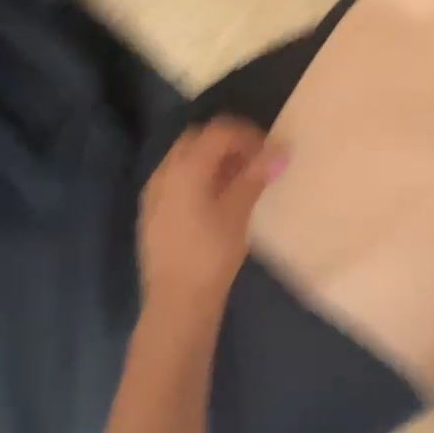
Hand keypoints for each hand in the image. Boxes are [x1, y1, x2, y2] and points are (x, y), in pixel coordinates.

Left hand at [140, 118, 283, 315]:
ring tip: (240, 183)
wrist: (177, 301)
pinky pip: (177, 178)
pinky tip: (216, 202)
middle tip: (255, 163)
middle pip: (198, 139)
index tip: (271, 152)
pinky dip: (199, 177)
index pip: (219, 130)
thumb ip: (256, 177)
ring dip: (213, 160)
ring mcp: (154, 191)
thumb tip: (280, 150)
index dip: (248, 134)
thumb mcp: (238, 213)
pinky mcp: (153, 211)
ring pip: (185, 158)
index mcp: (186, 167)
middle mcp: (164, 171)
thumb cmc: (212, 255)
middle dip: (228, 143)